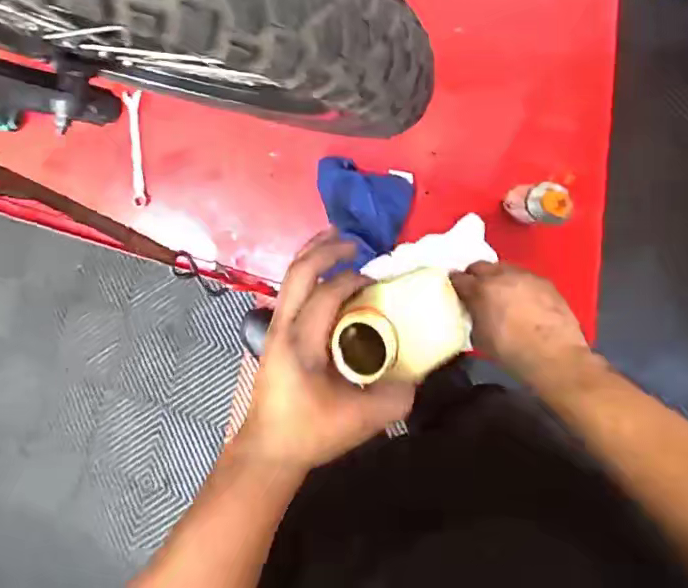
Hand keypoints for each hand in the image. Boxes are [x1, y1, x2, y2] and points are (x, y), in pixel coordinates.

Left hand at [234, 232, 415, 470]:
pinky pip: (290, 288)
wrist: (268, 451)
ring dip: (313, 254)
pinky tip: (323, 270)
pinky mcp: (275, 332)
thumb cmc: (311, 433)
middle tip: (354, 243)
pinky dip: (307, 270)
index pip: (326, 294)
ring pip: (290, 276)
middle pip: (299, 272)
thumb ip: (395, 397)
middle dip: (326, 250)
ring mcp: (274, 327)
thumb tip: (419, 373)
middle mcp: (283, 326)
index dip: (352, 280)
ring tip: (335, 237)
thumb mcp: (360, 420)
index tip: (376, 281)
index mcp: (301, 343)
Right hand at [450, 261, 595, 387]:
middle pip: (480, 266)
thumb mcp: (482, 340)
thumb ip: (474, 319)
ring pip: (504, 268)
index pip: (459, 278)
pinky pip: (524, 276)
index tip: (455, 289)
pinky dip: (519, 284)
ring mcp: (525, 275)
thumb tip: (474, 313)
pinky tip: (524, 299)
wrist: (557, 358)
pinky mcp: (544, 281)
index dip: (455, 283)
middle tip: (476, 290)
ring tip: (501, 293)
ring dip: (498, 277)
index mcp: (481, 290)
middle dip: (475, 275)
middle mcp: (501, 276)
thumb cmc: (514, 354)